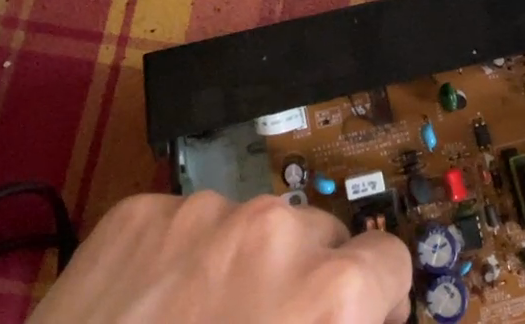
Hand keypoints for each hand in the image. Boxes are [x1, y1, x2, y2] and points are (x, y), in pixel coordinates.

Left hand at [27, 191, 410, 323]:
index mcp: (324, 293)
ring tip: (202, 321)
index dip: (376, 299)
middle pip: (319, 234)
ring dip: (244, 261)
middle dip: (307, 278)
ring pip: (251, 222)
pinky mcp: (136, 211)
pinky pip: (185, 220)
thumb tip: (358, 317)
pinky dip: (183, 255)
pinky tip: (153, 309)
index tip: (356, 322)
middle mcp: (270, 231)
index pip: (387, 261)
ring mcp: (196, 212)